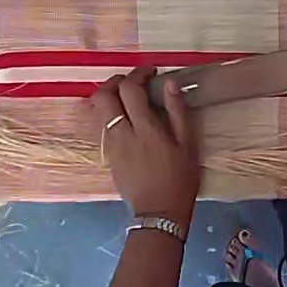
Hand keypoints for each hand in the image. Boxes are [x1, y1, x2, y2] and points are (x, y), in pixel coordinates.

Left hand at [91, 66, 200, 226]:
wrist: (158, 213)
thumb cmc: (180, 179)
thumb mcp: (188, 145)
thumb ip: (178, 112)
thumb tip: (170, 83)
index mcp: (144, 129)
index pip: (130, 89)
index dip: (138, 74)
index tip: (151, 73)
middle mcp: (121, 133)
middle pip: (104, 95)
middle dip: (115, 81)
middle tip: (133, 82)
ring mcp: (111, 145)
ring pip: (98, 110)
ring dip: (109, 96)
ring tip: (127, 98)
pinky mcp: (108, 155)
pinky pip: (101, 125)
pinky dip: (109, 113)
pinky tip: (124, 118)